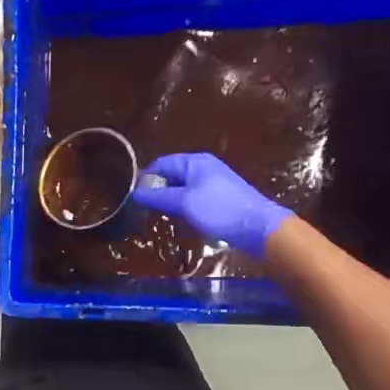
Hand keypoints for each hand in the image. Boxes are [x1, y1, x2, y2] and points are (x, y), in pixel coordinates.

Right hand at [130, 153, 292, 256]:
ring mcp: (212, 183)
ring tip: (160, 218)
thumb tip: (135, 193)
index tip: (133, 199)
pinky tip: (181, 222)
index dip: (146, 179)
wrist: (256, 226)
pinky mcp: (218, 199)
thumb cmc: (218, 210)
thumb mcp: (184, 203)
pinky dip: (183, 209)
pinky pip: (193, 200)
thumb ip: (158, 197)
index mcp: (194, 162)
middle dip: (157, 192)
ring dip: (170, 203)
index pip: (161, 164)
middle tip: (144, 212)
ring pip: (181, 190)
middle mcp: (202, 168)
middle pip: (171, 176)